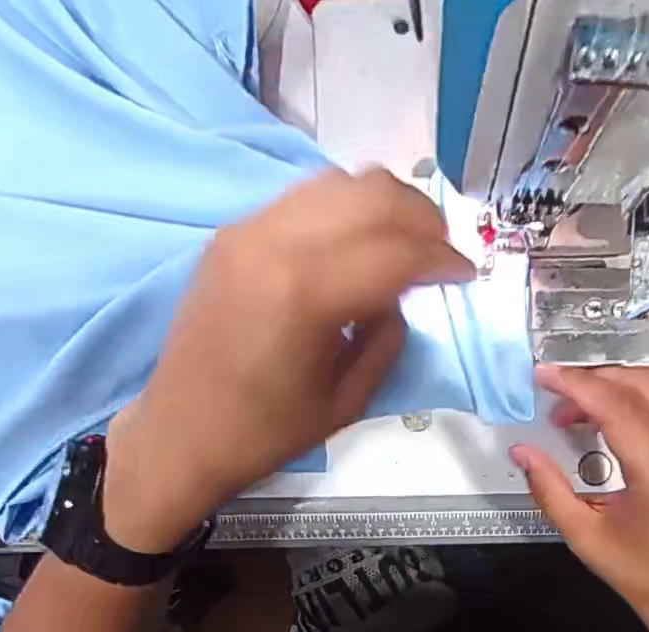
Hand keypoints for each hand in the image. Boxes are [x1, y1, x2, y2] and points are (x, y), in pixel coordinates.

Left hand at [103, 168, 475, 551]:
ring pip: (337, 183)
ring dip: (385, 205)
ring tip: (409, 242)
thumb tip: (399, 297)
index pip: (396, 251)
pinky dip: (346, 210)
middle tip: (444, 251)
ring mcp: (247, 230)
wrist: (183, 432)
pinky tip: (360, 242)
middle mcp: (275, 243)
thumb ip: (386, 339)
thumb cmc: (269, 432)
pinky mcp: (232, 234)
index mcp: (308, 294)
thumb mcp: (348, 399)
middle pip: (371, 195)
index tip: (466, 275)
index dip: (442, 260)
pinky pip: (304, 199)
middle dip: (422, 218)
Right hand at [510, 365, 648, 631]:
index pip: (620, 409)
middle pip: (643, 385)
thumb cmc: (636, 569)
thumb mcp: (583, 536)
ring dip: (613, 381)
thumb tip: (522, 451)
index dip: (579, 385)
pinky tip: (600, 413)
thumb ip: (549, 490)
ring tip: (574, 404)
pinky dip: (630, 393)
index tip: (545, 376)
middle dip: (593, 377)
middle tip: (555, 392)